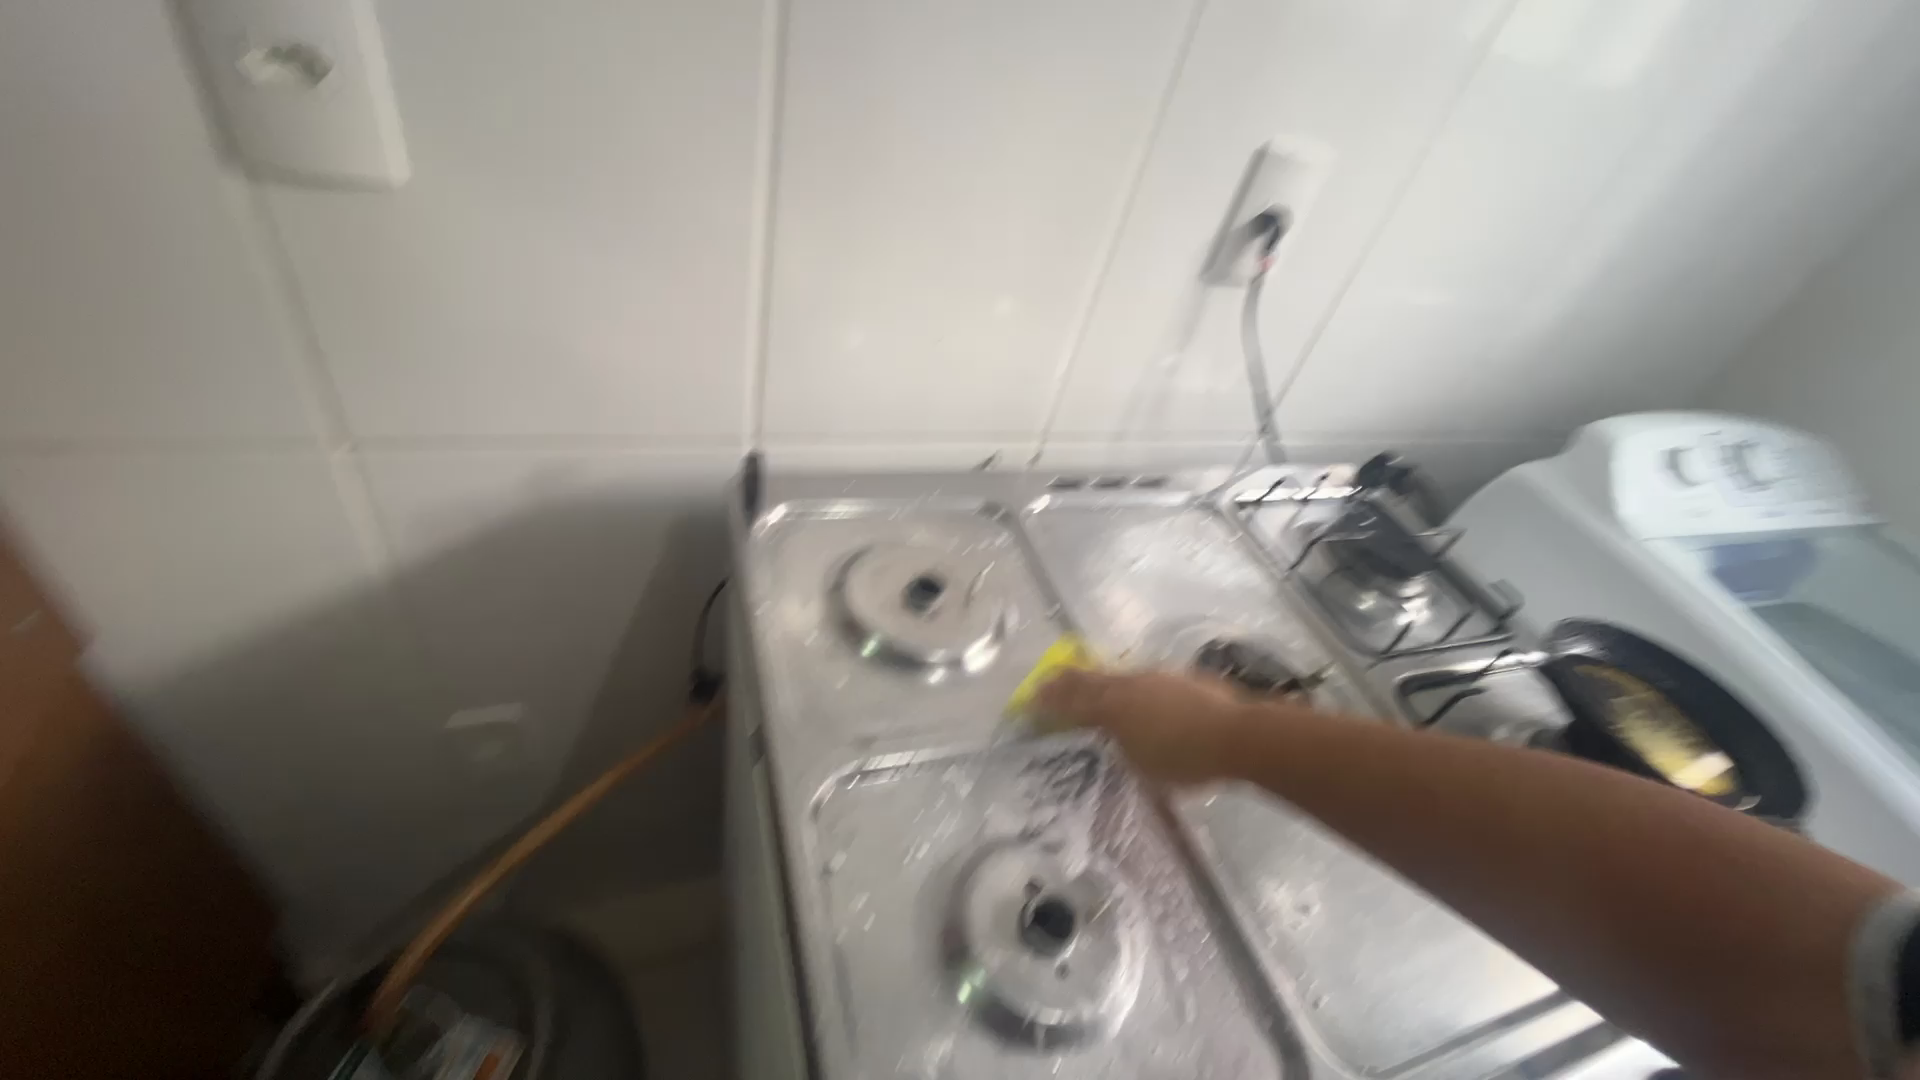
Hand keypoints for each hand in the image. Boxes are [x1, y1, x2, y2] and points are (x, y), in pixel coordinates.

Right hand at [1036, 669, 1257, 784]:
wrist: (1239, 735)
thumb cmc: (1186, 758)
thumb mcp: (1143, 765)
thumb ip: (1122, 748)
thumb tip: (1113, 740)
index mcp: (1114, 705)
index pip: (1073, 700)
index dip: (1050, 700)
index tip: (1031, 699)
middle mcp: (1130, 684)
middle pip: (1091, 679)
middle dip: (1067, 682)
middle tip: (1048, 680)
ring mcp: (1157, 677)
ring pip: (1117, 677)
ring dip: (1098, 682)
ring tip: (1088, 685)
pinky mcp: (1180, 680)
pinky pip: (1142, 681)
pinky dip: (1129, 688)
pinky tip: (1135, 695)